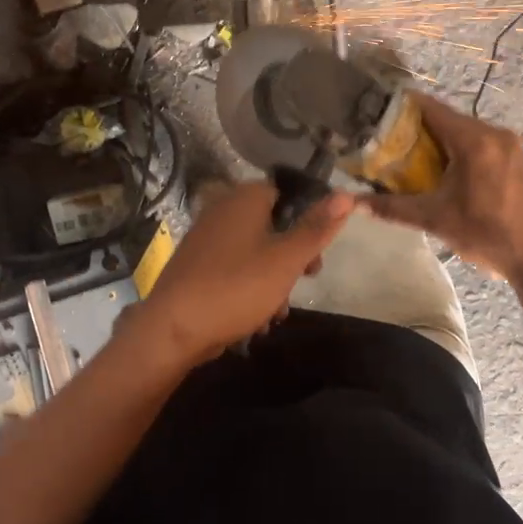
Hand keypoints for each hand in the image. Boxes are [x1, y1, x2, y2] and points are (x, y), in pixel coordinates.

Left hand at [129, 182, 354, 366]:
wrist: (174, 329)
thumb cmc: (237, 287)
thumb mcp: (287, 259)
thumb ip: (317, 228)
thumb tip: (348, 193)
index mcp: (244, 199)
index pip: (287, 194)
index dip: (307, 221)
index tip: (316, 254)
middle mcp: (221, 210)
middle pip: (272, 226)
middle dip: (291, 258)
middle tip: (303, 283)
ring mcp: (205, 238)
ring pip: (254, 253)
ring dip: (272, 281)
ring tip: (276, 312)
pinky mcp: (195, 266)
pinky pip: (233, 270)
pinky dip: (247, 289)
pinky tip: (254, 319)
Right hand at [365, 93, 522, 281]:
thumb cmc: (489, 235)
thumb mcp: (436, 220)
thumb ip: (393, 208)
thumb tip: (354, 204)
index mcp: (475, 140)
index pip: (431, 108)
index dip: (402, 108)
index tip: (378, 113)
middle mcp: (497, 135)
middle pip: (449, 122)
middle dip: (419, 133)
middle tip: (390, 147)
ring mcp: (514, 149)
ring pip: (468, 137)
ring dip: (443, 147)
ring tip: (416, 166)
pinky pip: (486, 150)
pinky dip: (464, 157)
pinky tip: (452, 180)